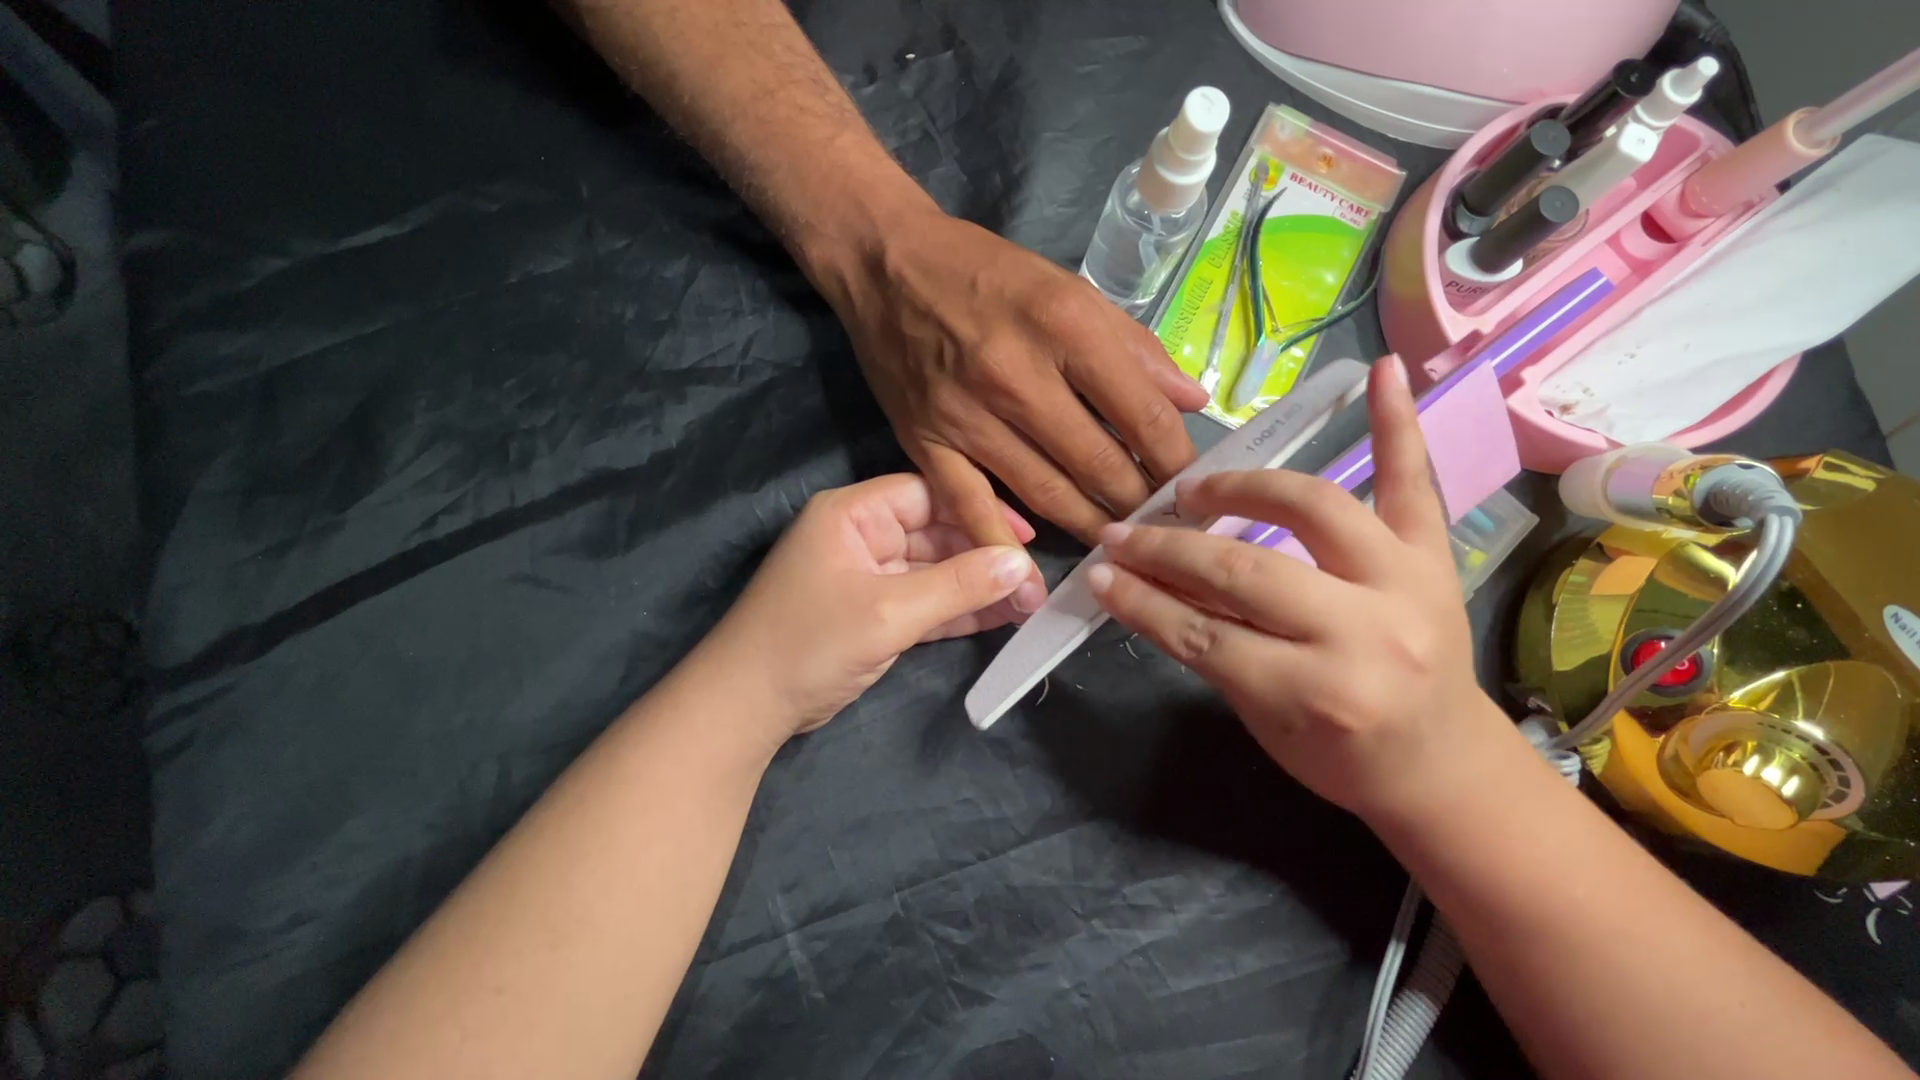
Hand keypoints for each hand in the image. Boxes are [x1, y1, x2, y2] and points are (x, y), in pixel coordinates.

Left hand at [695, 474, 1037, 739]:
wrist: (747, 707)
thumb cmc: (809, 643)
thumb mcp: (888, 611)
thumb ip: (957, 586)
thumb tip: (1021, 564)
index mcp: (852, 514)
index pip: (928, 495)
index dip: (979, 511)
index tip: (1028, 535)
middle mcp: (861, 537)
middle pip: (936, 535)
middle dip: (985, 560)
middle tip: (1036, 584)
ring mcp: (868, 577)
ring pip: (935, 573)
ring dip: (978, 589)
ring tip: (1031, 604)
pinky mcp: (874, 615)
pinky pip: (925, 603)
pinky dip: (958, 612)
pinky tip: (1001, 618)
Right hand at [818, 208, 1210, 549]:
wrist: (887, 265)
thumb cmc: (986, 271)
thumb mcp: (1069, 287)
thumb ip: (1134, 347)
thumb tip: (1193, 401)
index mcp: (1064, 326)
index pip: (1141, 414)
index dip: (1176, 462)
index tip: (1192, 490)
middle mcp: (1017, 376)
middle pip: (1098, 464)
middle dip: (1139, 502)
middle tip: (1160, 524)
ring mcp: (967, 418)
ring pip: (1046, 493)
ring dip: (1091, 525)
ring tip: (1118, 541)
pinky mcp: (927, 444)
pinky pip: (971, 507)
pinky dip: (1004, 543)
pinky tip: (1032, 575)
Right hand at [1085, 356, 1519, 820]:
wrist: (1442, 768)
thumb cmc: (1341, 758)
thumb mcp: (1262, 718)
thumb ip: (1210, 645)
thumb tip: (1144, 583)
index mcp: (1319, 693)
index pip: (1205, 634)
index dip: (1142, 601)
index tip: (1100, 574)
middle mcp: (1367, 634)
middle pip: (1245, 570)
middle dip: (1169, 548)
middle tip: (1124, 532)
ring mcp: (1408, 584)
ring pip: (1314, 509)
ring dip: (1244, 487)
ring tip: (1197, 490)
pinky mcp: (1436, 558)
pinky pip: (1415, 484)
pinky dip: (1396, 426)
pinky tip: (1383, 371)